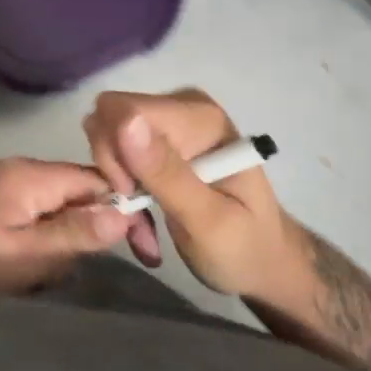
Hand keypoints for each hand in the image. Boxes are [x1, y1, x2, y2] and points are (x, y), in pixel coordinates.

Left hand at [0, 158, 131, 297]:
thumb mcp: (26, 254)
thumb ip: (74, 234)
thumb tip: (126, 214)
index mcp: (32, 175)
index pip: (98, 180)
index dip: (126, 210)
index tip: (146, 250)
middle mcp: (23, 165)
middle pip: (81, 186)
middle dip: (101, 222)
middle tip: (118, 262)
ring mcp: (7, 175)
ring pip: (62, 197)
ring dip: (75, 228)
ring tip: (68, 263)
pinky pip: (41, 203)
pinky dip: (52, 227)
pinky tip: (43, 254)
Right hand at [82, 89, 305, 300]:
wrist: (265, 265)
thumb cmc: (245, 249)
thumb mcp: (208, 222)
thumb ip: (166, 173)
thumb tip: (124, 120)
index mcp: (200, 117)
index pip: (121, 110)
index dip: (114, 154)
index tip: (132, 196)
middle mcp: (182, 105)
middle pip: (108, 118)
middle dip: (112, 169)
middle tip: (136, 212)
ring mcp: (169, 119)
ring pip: (106, 133)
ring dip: (115, 181)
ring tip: (141, 220)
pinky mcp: (158, 136)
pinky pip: (114, 146)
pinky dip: (121, 182)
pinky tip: (141, 212)